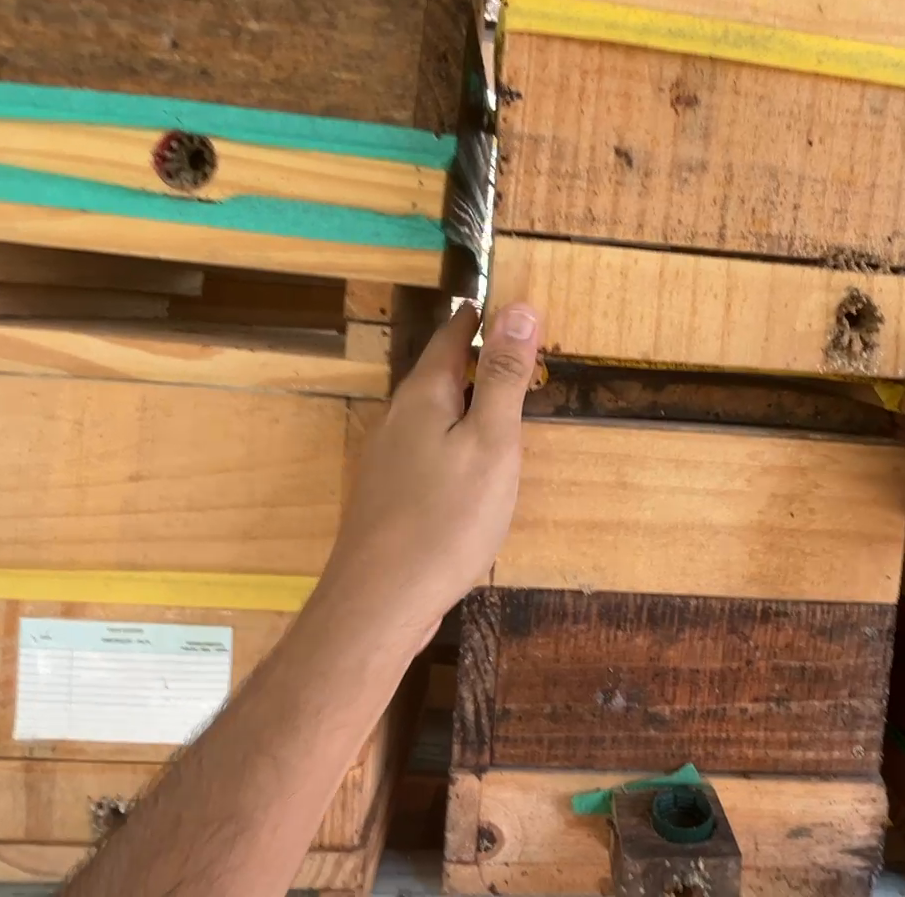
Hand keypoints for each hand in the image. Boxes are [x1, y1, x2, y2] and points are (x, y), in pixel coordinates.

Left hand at [319, 302, 541, 629]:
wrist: (380, 602)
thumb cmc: (446, 518)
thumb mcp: (491, 441)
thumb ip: (503, 376)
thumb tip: (519, 306)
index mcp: (424, 393)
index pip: (454, 332)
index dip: (484, 314)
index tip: (514, 303)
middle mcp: (399, 416)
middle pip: (442, 371)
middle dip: (480, 358)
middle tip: (524, 355)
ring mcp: (388, 456)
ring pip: (435, 412)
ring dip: (469, 402)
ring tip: (508, 408)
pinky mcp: (389, 492)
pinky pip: (429, 447)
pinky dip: (458, 440)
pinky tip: (475, 468)